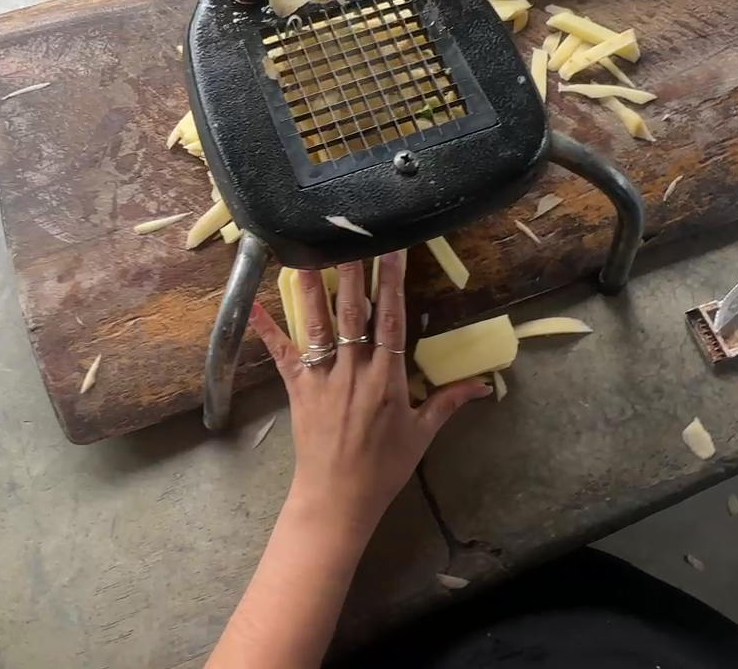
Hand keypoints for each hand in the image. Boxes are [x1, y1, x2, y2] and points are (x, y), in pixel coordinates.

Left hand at [249, 253, 488, 542]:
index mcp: (388, 379)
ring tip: (304, 254)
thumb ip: (449, 402)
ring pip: (317, 325)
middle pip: (354, 313)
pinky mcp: (297, 387)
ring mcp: (322, 377)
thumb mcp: (422, 434)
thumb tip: (484, 384)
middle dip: (353, 273)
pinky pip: (281, 353)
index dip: (394, 284)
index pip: (393, 321)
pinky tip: (253, 304)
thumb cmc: (384, 467)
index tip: (393, 252)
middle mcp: (354, 370)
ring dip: (310, 289)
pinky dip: (267, 328)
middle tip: (350, 237)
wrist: (338, 501)